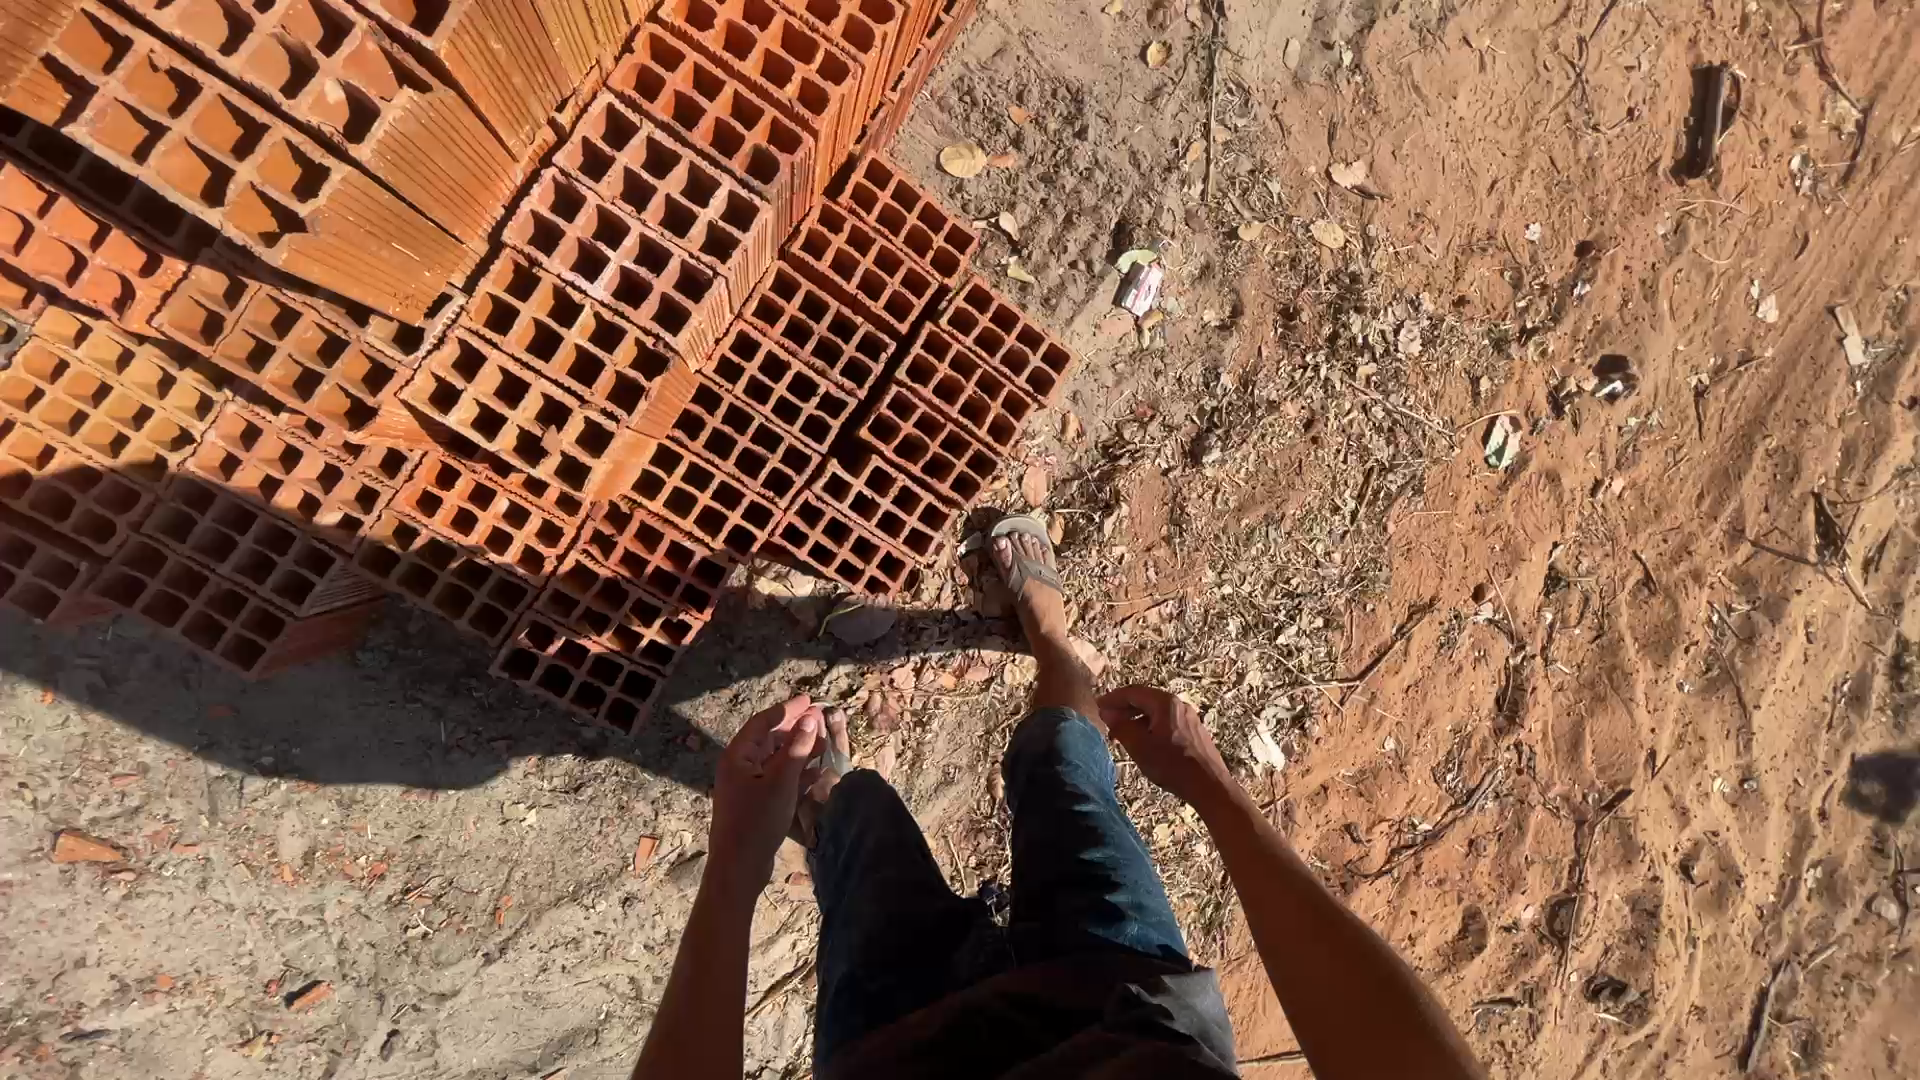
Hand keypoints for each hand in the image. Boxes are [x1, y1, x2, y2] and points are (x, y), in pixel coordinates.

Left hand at [708, 695, 821, 892]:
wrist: (739, 868)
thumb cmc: (757, 821)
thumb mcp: (781, 781)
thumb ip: (797, 748)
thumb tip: (810, 718)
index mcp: (738, 756)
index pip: (763, 722)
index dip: (787, 709)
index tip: (809, 699)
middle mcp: (740, 766)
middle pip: (770, 738)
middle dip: (796, 727)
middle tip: (820, 716)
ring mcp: (748, 785)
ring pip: (777, 758)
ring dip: (800, 749)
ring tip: (824, 740)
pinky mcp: (757, 802)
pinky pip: (779, 778)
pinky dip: (797, 771)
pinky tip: (818, 770)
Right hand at [1097, 685, 1238, 811]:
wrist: (1210, 786)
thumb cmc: (1171, 764)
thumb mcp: (1139, 746)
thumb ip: (1121, 726)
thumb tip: (1107, 713)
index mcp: (1165, 703)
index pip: (1133, 693)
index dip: (1113, 699)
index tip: (1098, 706)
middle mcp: (1178, 705)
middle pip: (1145, 700)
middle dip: (1124, 709)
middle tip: (1107, 719)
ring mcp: (1189, 718)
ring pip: (1156, 712)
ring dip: (1137, 719)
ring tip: (1123, 733)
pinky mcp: (1195, 732)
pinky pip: (1167, 722)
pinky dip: (1150, 726)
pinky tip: (1145, 742)